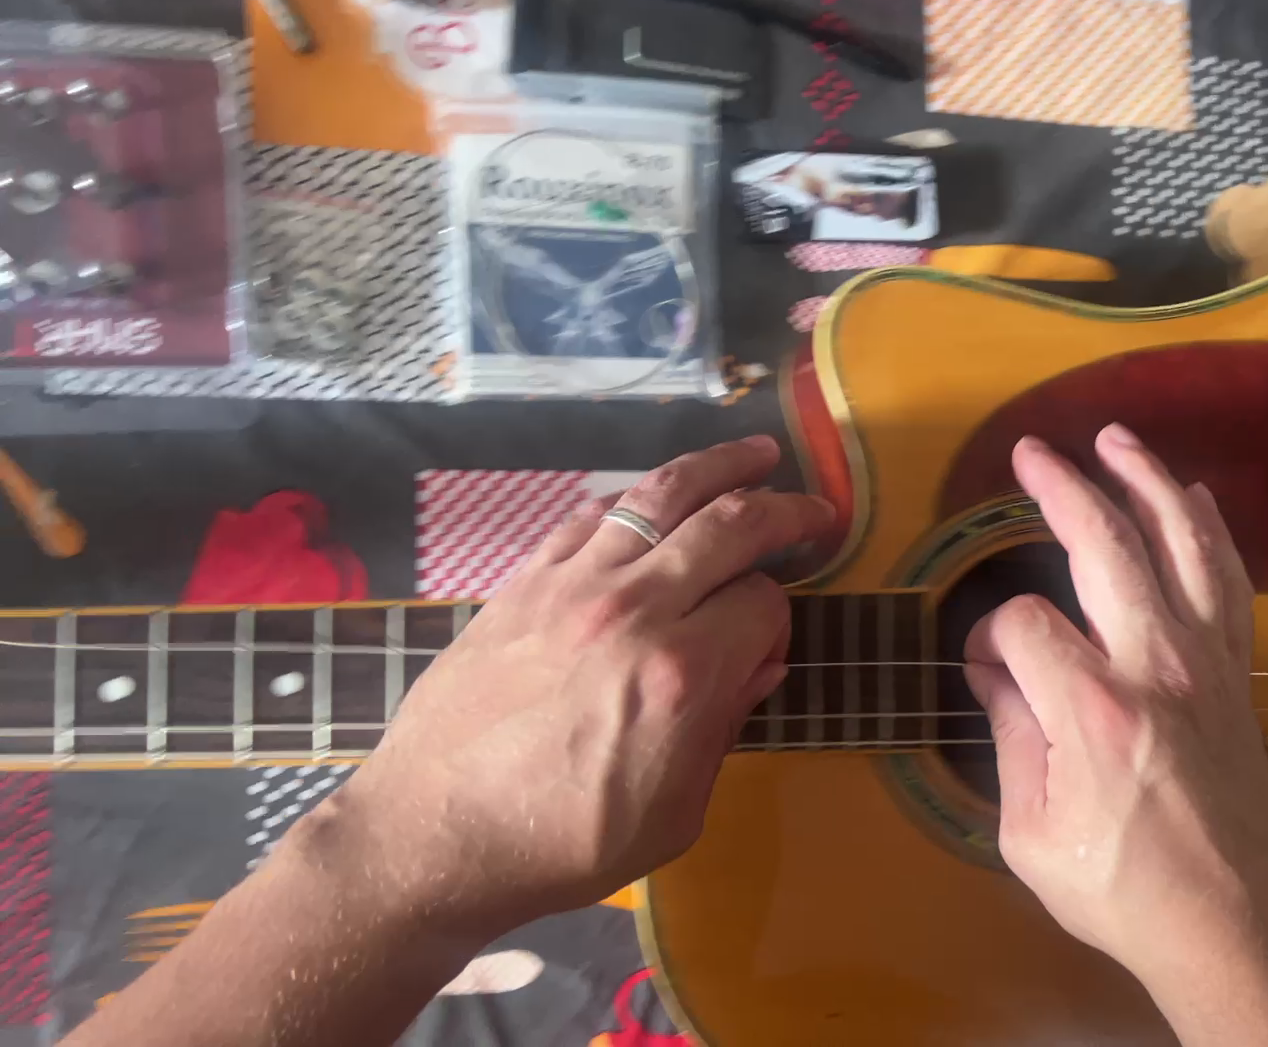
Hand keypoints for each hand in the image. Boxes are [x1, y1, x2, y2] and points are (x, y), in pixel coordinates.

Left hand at [298, 435, 835, 933]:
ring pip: (662, 495)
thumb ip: (727, 725)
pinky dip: (638, 496)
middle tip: (815, 509)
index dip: (778, 620)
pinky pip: (594, 513)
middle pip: (730, 525)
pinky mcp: (526, 580)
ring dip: (721, 466)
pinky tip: (661, 494)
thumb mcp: (677, 811)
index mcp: (682, 673)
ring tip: (757, 452)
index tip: (764, 644)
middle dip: (785, 510)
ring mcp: (574, 584)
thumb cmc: (565, 840)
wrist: (427, 841)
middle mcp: (635, 610)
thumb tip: (760, 662)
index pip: (763, 603)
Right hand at [965, 425, 1267, 974]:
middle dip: (1061, 487)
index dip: (988, 635)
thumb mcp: (1028, 831)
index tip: (983, 662)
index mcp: (1089, 709)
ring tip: (1116, 439)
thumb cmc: (1121, 889)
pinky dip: (1209, 530)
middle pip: (1105, 543)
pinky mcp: (1236, 671)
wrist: (1231, 924)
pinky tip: (1193, 497)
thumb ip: (1007, 732)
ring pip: (1180, 541)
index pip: (1021, 623)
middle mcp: (1154, 665)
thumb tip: (991, 666)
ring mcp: (1206, 661)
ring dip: (1146, 481)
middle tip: (1032, 452)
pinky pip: (1228, 579)